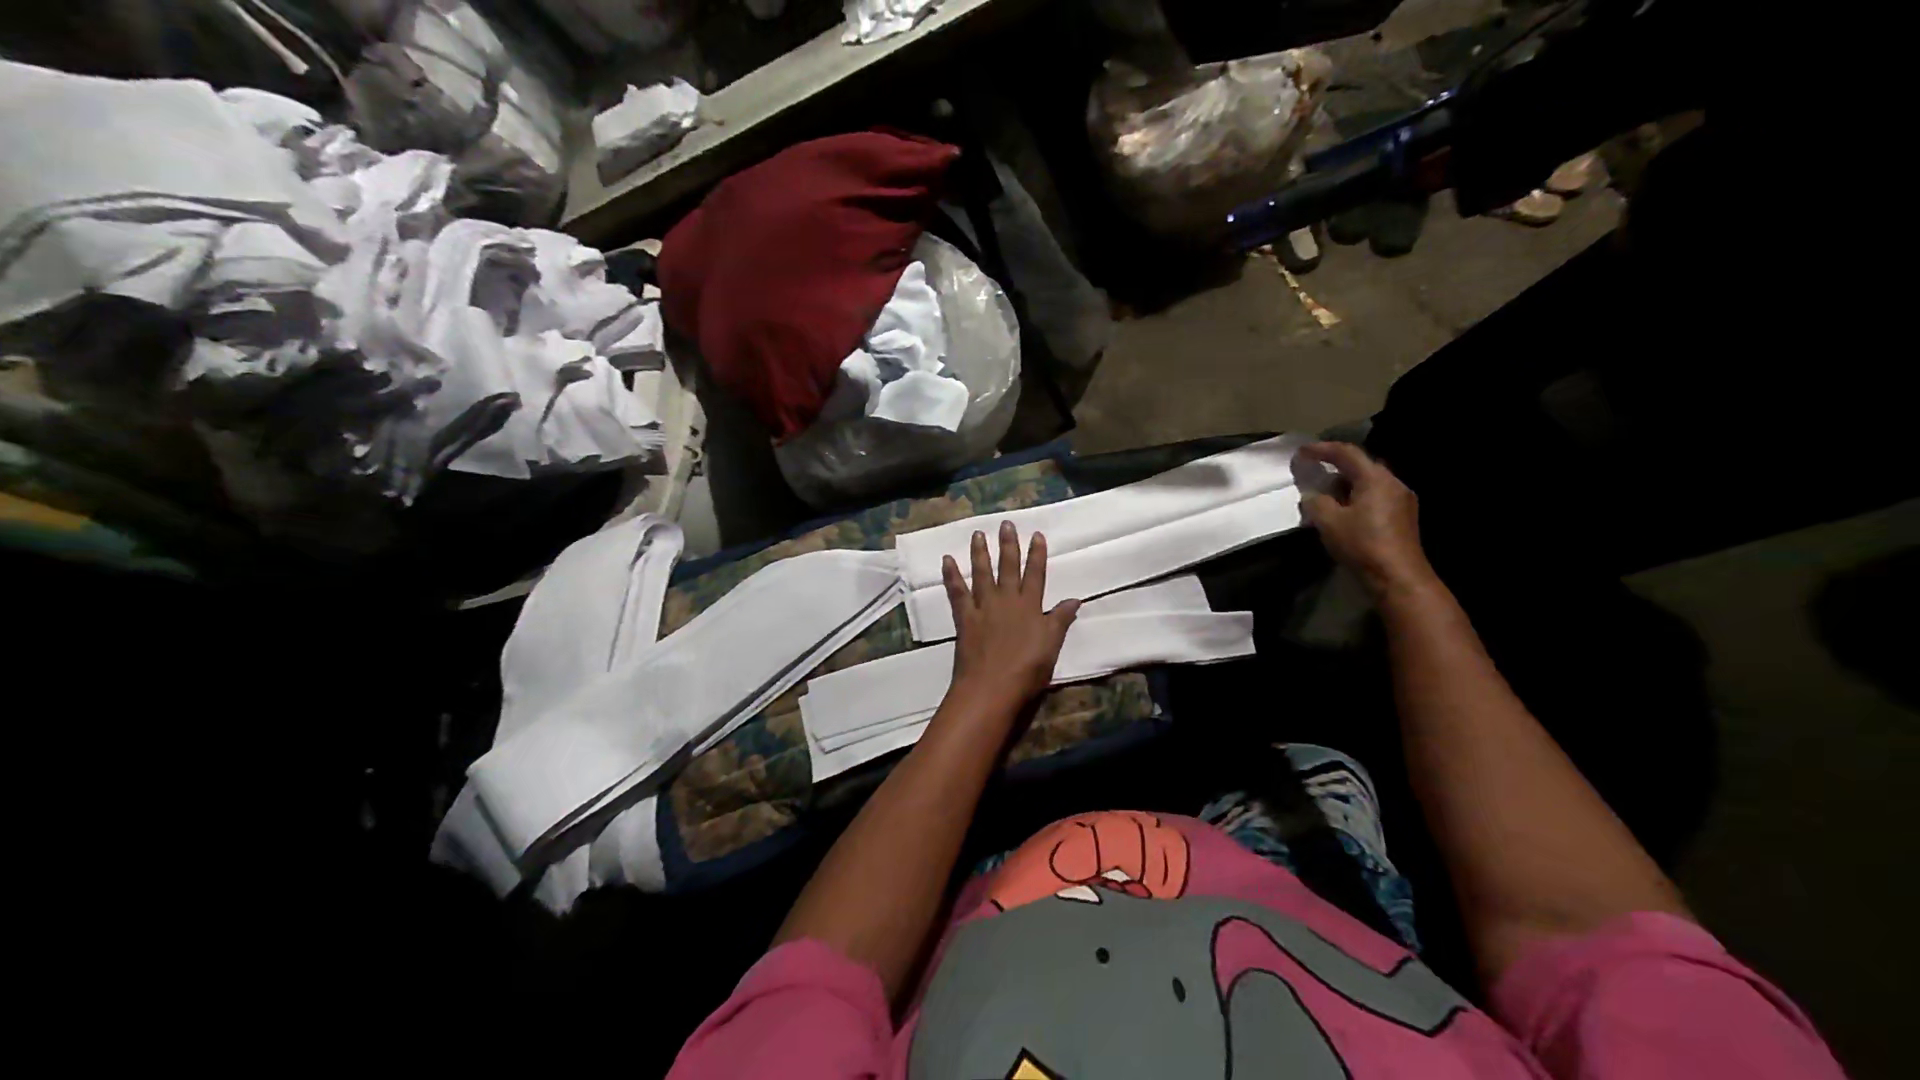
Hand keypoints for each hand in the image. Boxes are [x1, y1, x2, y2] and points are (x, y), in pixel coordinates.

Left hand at [942, 521, 1080, 710]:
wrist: (991, 687)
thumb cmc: (1027, 670)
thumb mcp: (1051, 646)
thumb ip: (1060, 621)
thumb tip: (1075, 600)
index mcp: (1030, 607)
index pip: (1035, 574)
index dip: (1036, 554)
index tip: (1036, 535)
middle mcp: (1006, 601)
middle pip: (1007, 567)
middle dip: (1008, 545)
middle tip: (1005, 524)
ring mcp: (983, 607)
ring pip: (982, 574)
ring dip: (980, 553)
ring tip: (978, 534)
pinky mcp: (964, 618)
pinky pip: (956, 592)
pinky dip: (951, 576)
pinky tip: (947, 560)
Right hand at [1300, 441, 1436, 597]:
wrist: (1398, 577)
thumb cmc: (1362, 544)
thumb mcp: (1328, 522)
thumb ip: (1316, 502)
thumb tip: (1312, 495)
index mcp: (1375, 479)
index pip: (1346, 453)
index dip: (1321, 450)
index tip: (1301, 452)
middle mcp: (1393, 483)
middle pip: (1361, 466)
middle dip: (1336, 467)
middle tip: (1315, 473)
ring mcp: (1402, 500)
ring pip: (1369, 482)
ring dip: (1346, 485)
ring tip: (1326, 497)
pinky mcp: (1404, 517)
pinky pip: (1377, 496)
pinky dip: (1357, 497)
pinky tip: (1345, 513)